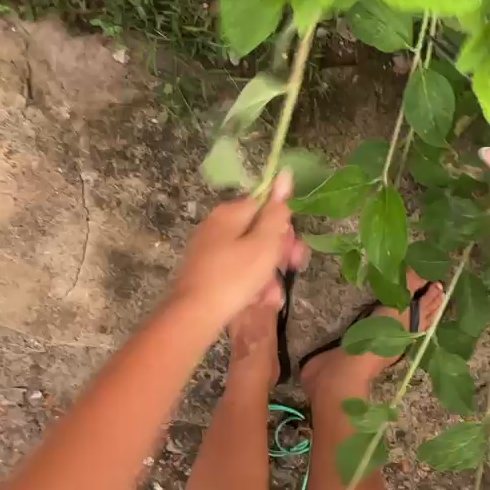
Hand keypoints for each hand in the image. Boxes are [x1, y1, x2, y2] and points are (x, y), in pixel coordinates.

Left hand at [170, 171, 304, 324]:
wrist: (194, 315)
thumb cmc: (234, 278)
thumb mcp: (265, 244)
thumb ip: (277, 212)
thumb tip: (284, 174)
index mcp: (230, 213)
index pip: (266, 206)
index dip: (284, 228)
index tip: (294, 250)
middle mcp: (216, 225)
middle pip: (258, 231)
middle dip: (278, 253)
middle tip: (291, 270)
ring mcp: (208, 248)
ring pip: (249, 255)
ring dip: (267, 274)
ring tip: (272, 296)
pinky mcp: (205, 270)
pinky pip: (235, 270)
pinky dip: (249, 283)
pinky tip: (257, 300)